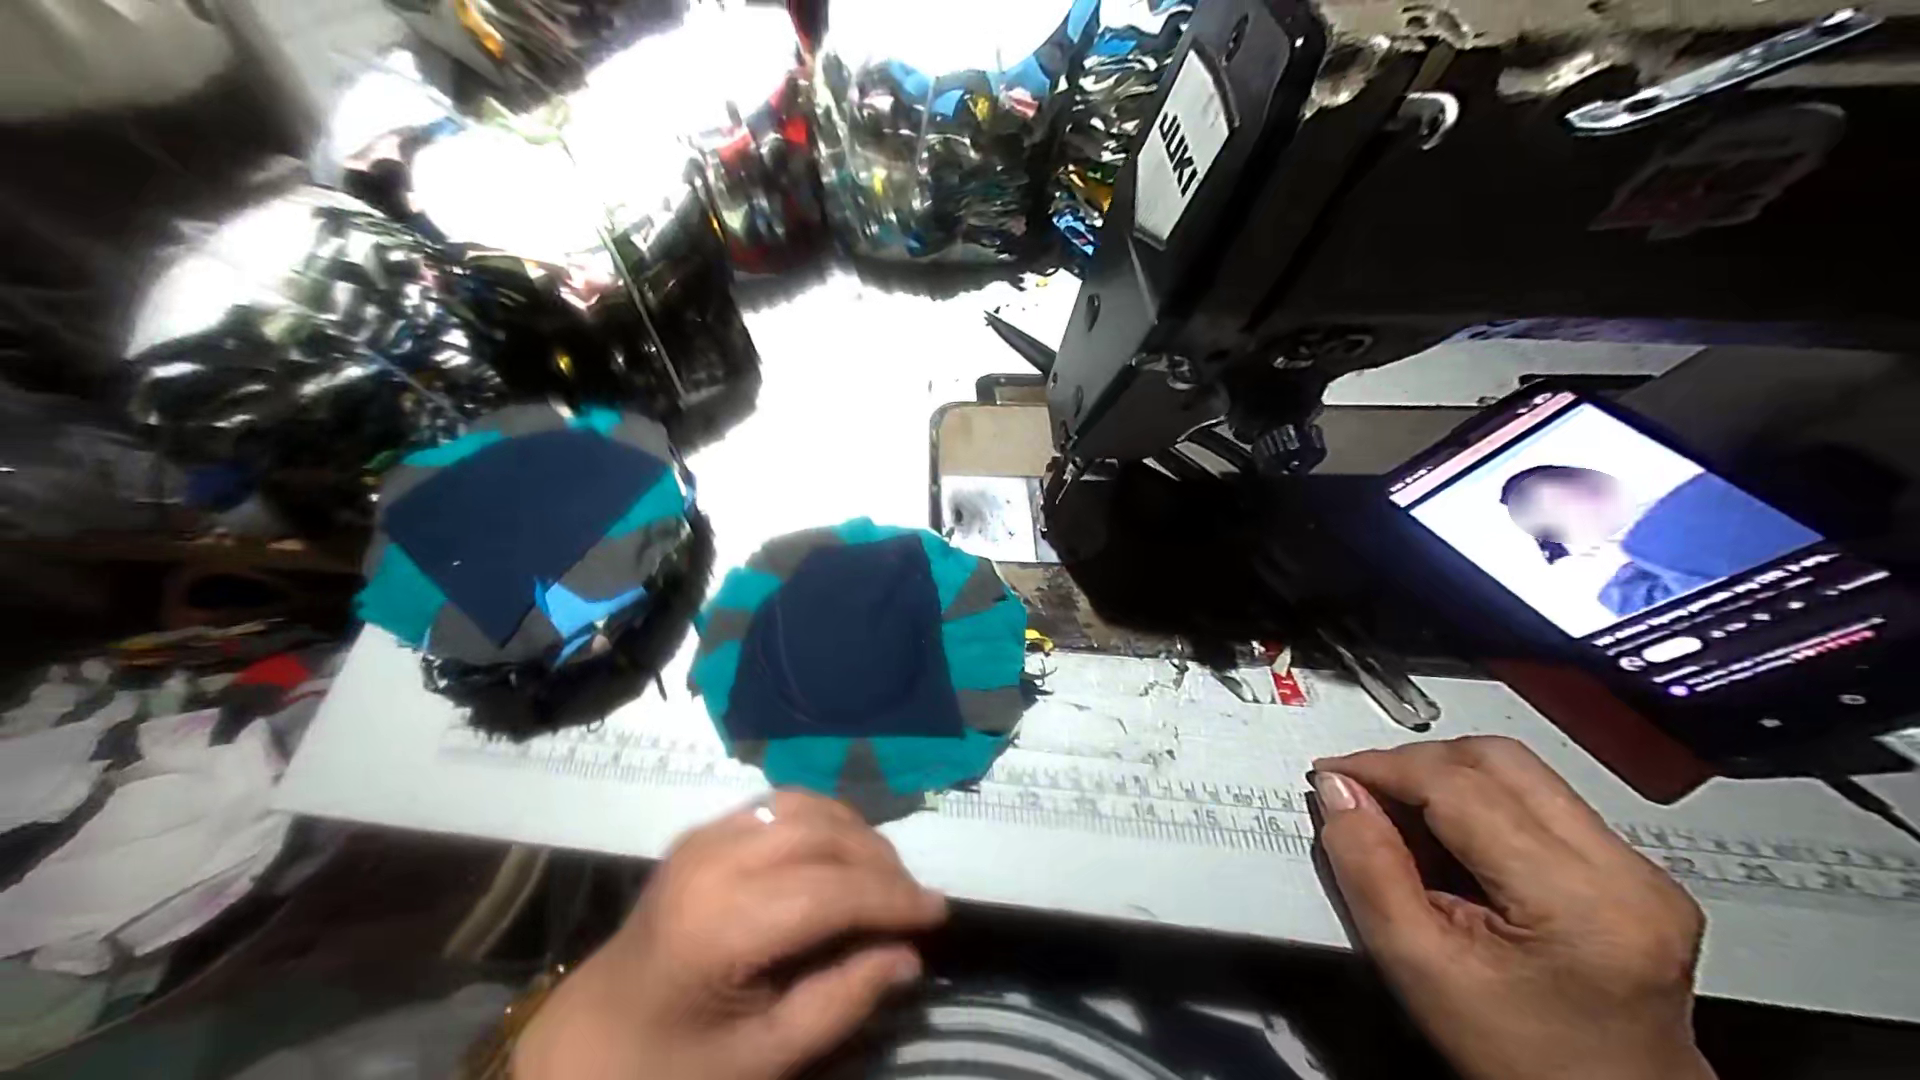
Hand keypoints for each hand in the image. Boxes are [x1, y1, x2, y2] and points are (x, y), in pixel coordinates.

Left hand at [514, 792, 947, 1079]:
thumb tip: (909, 956)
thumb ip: (841, 1001)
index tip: (939, 912)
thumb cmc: (671, 1067)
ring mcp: (706, 836)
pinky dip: (824, 821)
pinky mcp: (705, 829)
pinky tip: (839, 853)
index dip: (893, 898)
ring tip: (883, 876)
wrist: (588, 1038)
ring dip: (856, 835)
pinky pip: (781, 805)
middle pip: (823, 837)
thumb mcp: (762, 1059)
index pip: (830, 891)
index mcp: (720, 925)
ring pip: (807, 807)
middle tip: (913, 902)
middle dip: (881, 864)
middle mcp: (714, 861)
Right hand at [1313, 736, 1712, 1079]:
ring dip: (1442, 776)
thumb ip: (1367, 866)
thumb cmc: (1512, 1055)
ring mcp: (1640, 869)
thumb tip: (1337, 788)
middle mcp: (1628, 872)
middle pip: (1497, 760)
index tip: (1331, 776)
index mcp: (1580, 902)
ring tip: (1398, 812)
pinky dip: (1473, 799)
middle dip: (1414, 763)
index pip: (1460, 787)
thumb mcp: (1415, 963)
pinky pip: (1536, 798)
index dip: (1383, 767)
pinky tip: (1444, 836)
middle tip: (1361, 790)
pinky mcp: (1632, 870)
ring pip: (1516, 770)